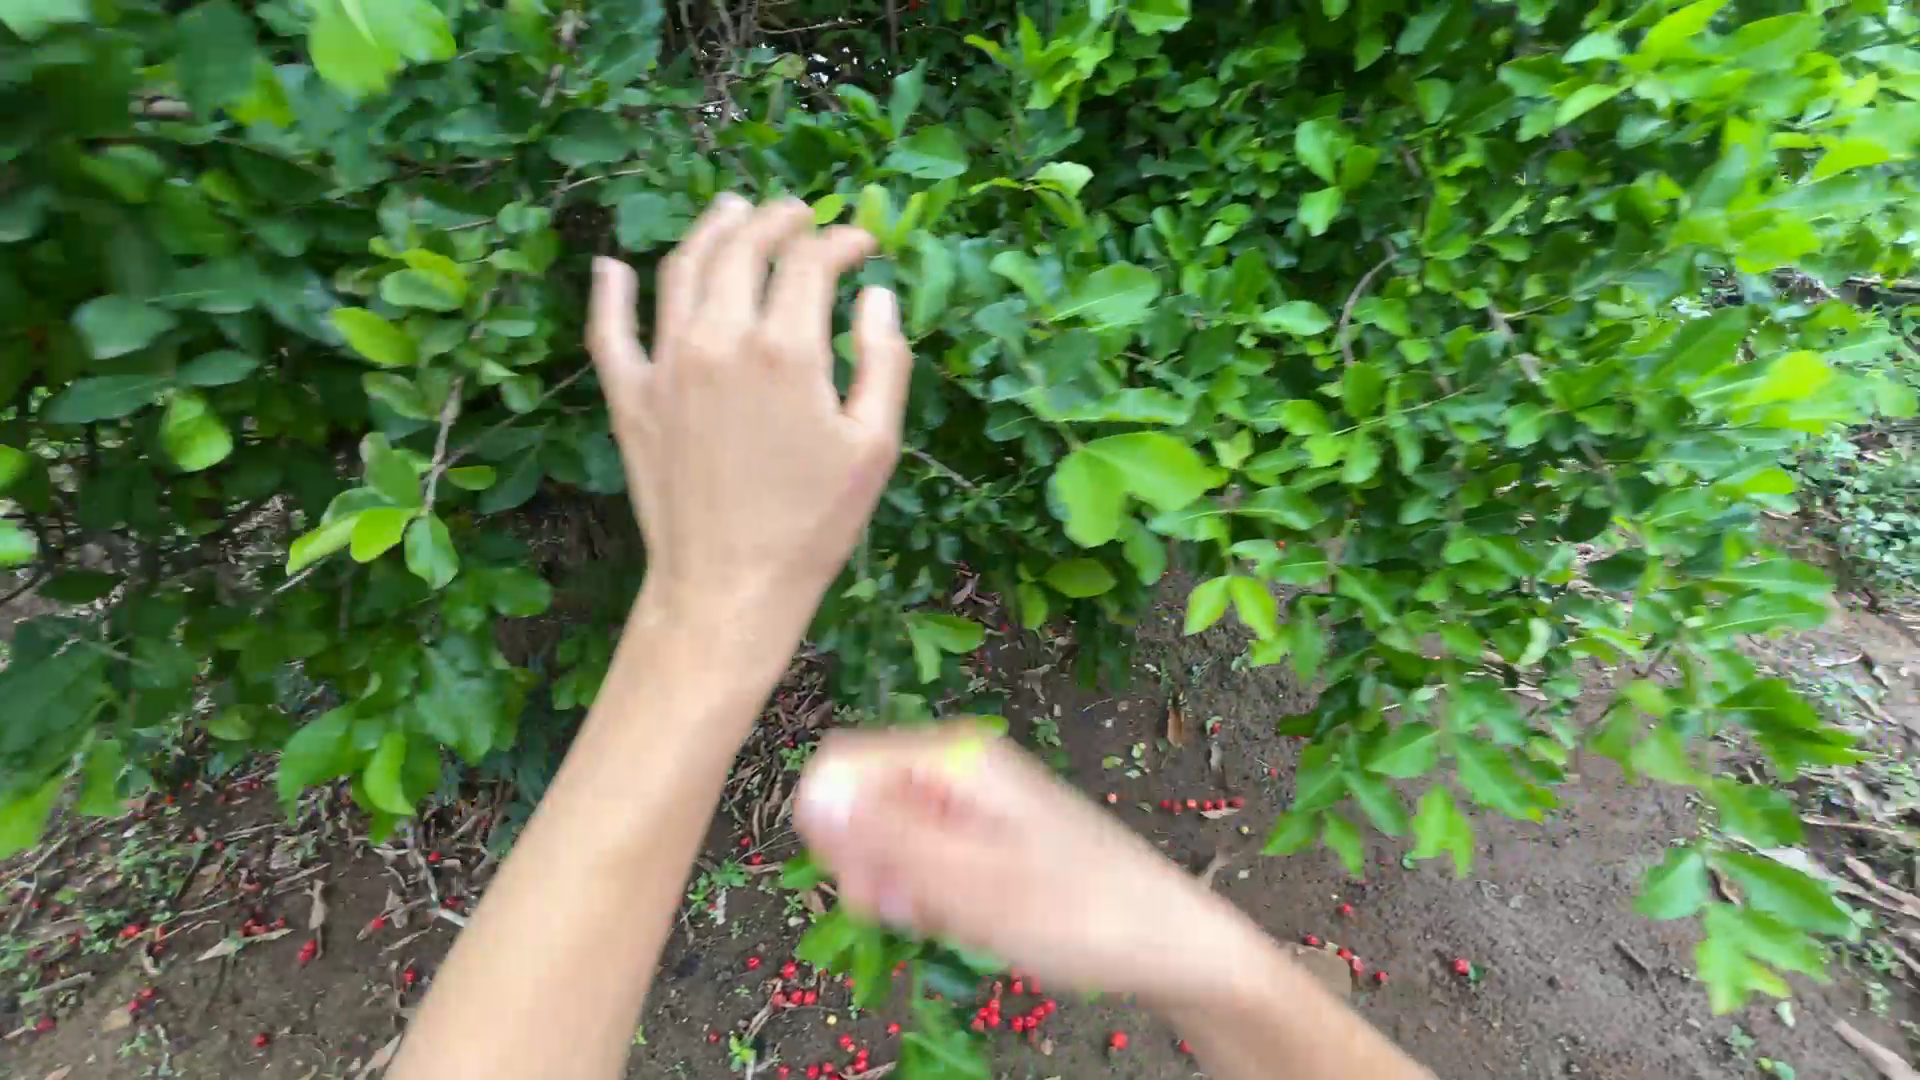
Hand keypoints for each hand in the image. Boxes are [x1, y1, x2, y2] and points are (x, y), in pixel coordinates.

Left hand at [586, 194, 910, 628]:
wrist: (730, 584)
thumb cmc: (814, 522)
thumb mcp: (875, 446)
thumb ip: (884, 361)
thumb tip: (877, 296)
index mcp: (784, 349)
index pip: (811, 264)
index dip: (842, 243)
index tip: (864, 245)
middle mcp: (717, 338)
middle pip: (744, 250)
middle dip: (779, 221)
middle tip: (801, 214)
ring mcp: (663, 364)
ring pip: (681, 270)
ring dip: (711, 230)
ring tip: (733, 210)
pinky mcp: (629, 397)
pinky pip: (611, 328)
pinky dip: (609, 291)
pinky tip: (612, 266)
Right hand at [793, 725, 1272, 1008]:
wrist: (1167, 942)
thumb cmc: (1082, 913)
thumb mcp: (978, 886)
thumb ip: (892, 840)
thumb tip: (814, 794)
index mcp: (957, 758)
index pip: (846, 764)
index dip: (836, 825)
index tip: (867, 885)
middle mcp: (960, 769)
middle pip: (865, 801)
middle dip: (873, 863)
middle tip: (919, 910)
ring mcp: (971, 803)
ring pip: (891, 838)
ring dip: (903, 885)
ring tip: (954, 917)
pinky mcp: (982, 836)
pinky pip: (924, 859)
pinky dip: (930, 895)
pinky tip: (968, 917)